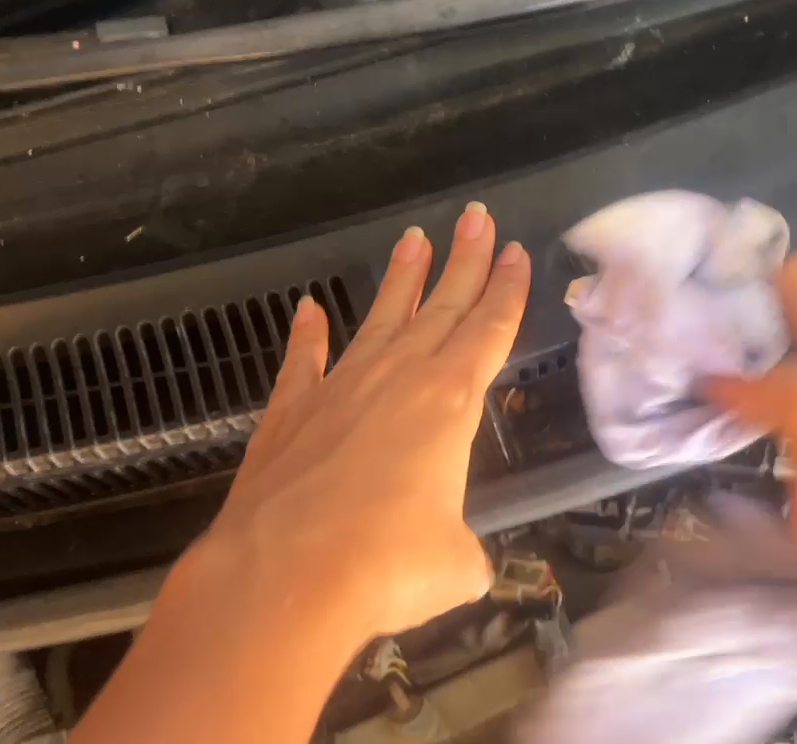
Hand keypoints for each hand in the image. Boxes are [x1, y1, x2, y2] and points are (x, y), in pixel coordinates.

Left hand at [194, 201, 531, 639]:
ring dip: (401, 278)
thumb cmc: (387, 565)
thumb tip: (466, 570)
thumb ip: (464, 554)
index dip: (506, 290)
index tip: (513, 251)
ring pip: (382, 316)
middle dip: (465, 259)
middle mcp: (401, 378)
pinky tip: (307, 308)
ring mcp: (342, 388)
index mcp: (451, 401)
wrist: (282, 580)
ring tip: (414, 236)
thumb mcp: (452, 564)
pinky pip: (304, 361)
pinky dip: (306, 336)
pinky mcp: (291, 412)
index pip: (489, 329)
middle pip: (444, 305)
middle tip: (476, 215)